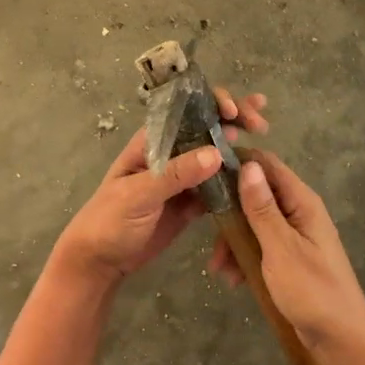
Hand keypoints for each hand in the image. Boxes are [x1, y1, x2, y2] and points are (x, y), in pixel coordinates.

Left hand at [55, 90, 269, 282]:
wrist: (99, 261)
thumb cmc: (108, 220)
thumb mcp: (137, 194)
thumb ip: (175, 174)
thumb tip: (216, 153)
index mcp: (152, 142)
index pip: (185, 111)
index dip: (211, 103)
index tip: (233, 112)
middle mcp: (170, 154)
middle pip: (206, 128)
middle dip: (234, 118)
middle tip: (261, 121)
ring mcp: (182, 180)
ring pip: (215, 156)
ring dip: (239, 147)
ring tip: (265, 138)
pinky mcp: (190, 204)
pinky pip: (217, 188)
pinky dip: (234, 182)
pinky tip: (254, 177)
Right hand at [214, 150, 364, 348]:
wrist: (340, 338)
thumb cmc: (312, 290)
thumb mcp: (281, 248)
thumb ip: (262, 208)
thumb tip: (247, 166)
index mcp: (302, 202)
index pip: (267, 165)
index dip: (237, 162)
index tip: (204, 172)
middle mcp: (299, 212)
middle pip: (256, 194)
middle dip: (229, 210)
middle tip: (205, 231)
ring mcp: (294, 236)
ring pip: (254, 223)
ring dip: (233, 240)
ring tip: (218, 268)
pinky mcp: (288, 258)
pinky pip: (260, 246)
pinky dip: (244, 257)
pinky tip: (232, 278)